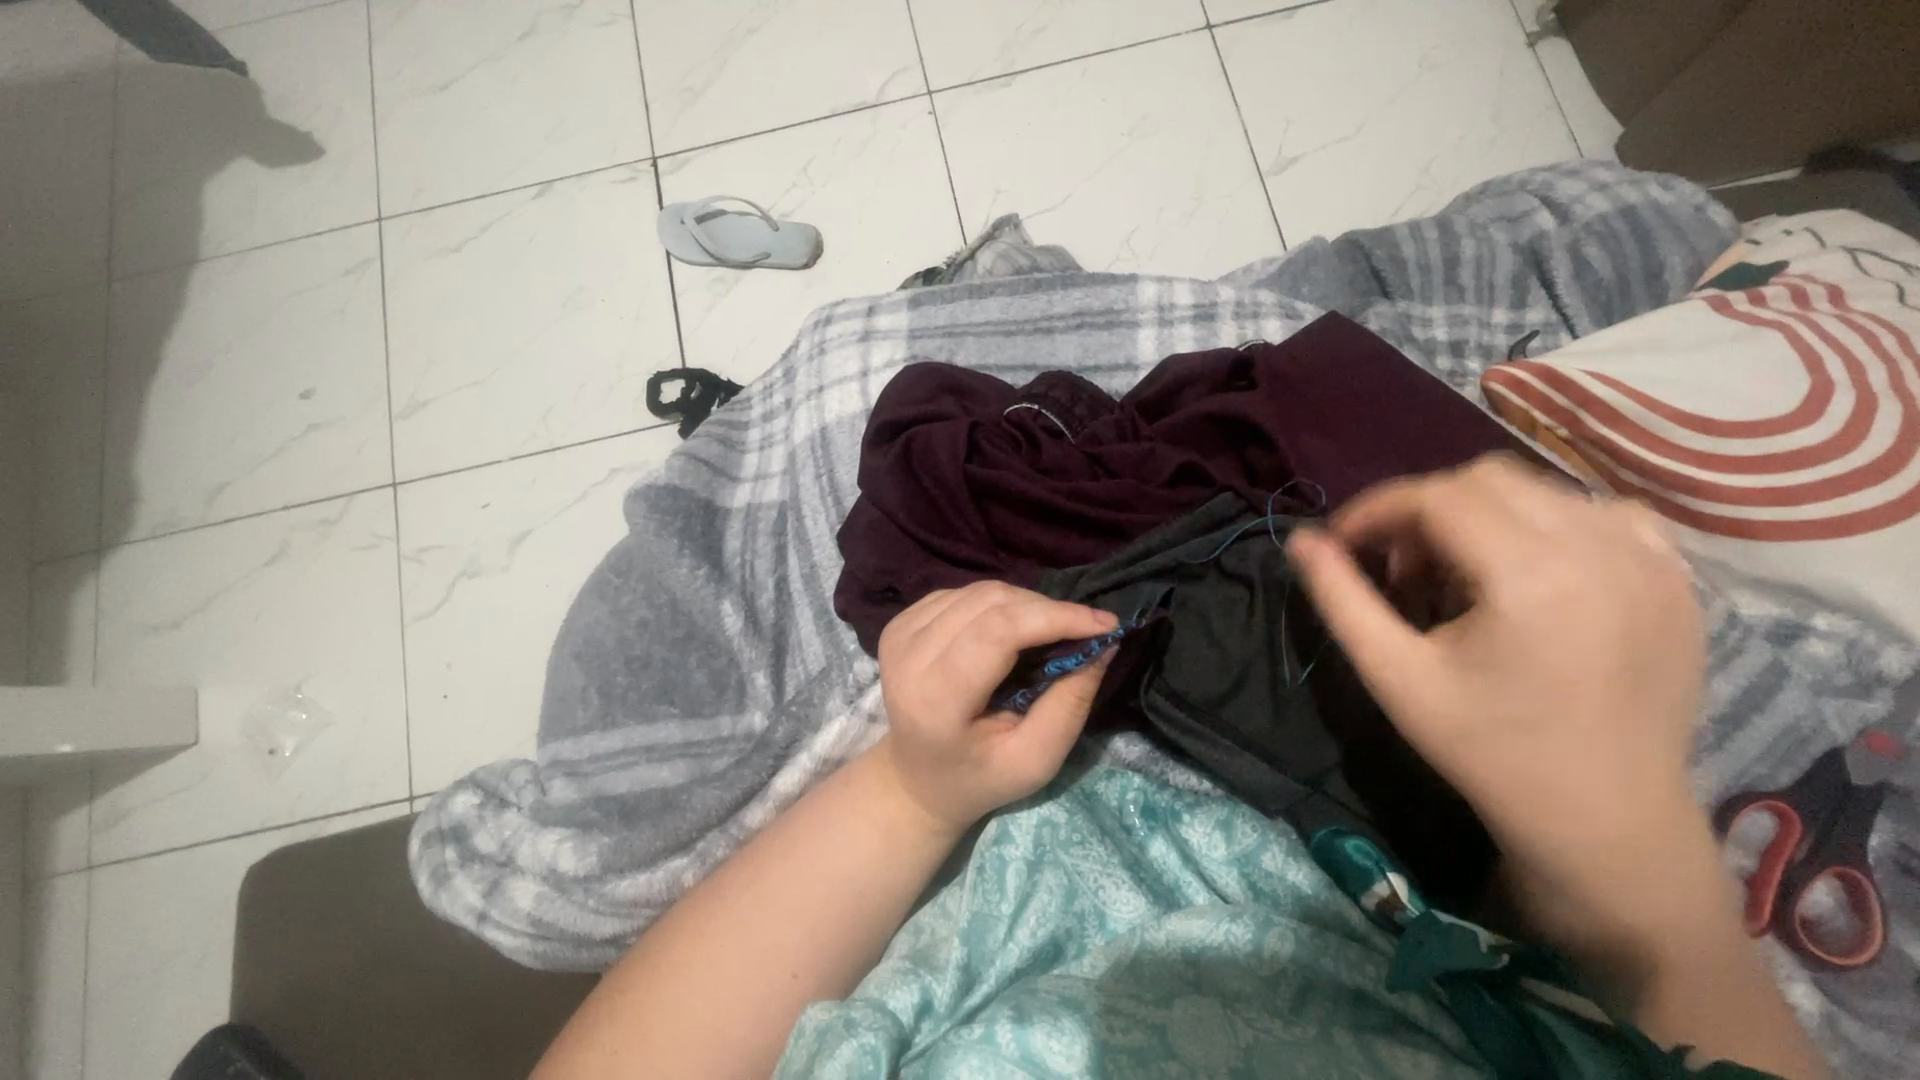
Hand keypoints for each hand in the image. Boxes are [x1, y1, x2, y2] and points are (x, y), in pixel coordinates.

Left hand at [876, 582, 1119, 832]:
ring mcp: (899, 635)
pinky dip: (999, 604)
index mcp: (936, 700)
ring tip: (1052, 632)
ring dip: (1026, 604)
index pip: (998, 632)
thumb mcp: (1035, 760)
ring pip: (979, 592)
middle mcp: (909, 658)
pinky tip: (1013, 629)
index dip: (1055, 616)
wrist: (918, 780)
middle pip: (990, 603)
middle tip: (1085, 631)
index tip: (1105, 624)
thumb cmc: (980, 778)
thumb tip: (1104, 642)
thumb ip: (1070, 704)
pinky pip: (962, 594)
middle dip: (1048, 609)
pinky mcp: (900, 624)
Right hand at [1286, 456, 1706, 937]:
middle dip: (1424, 511)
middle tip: (1400, 569)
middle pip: (1485, 480)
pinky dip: (1549, 524)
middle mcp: (1600, 548)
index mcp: (1531, 575)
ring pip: (1540, 490)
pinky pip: (1599, 512)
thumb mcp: (1394, 675)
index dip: (1376, 509)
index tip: (1342, 544)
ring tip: (1460, 576)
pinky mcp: (1675, 577)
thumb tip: (1300, 539)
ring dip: (1481, 516)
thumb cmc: (1486, 749)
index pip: (1435, 496)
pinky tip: (1530, 572)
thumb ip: (1340, 599)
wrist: (1604, 816)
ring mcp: (1650, 559)